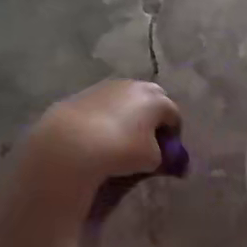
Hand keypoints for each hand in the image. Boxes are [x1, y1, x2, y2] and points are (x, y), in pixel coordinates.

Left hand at [23, 80, 181, 187]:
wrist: (71, 142)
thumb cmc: (121, 149)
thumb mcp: (152, 160)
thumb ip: (163, 157)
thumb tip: (164, 158)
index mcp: (157, 100)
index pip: (174, 116)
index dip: (173, 136)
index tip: (167, 152)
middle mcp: (136, 86)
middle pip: (153, 100)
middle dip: (153, 117)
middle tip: (147, 139)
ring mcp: (109, 86)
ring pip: (127, 99)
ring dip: (130, 114)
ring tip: (121, 137)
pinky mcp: (85, 93)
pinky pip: (106, 104)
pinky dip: (108, 115)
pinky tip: (100, 134)